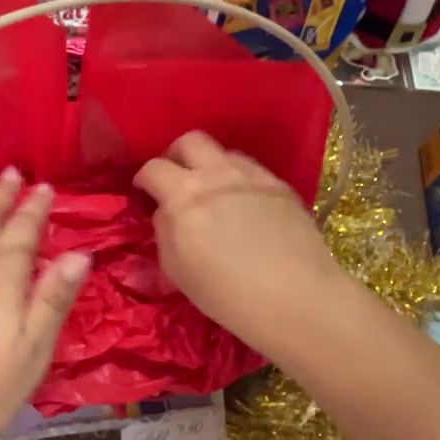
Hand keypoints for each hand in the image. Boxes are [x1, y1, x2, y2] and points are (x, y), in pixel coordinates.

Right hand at [134, 132, 344, 351]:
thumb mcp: (177, 273)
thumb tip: (161, 218)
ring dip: (211, 166)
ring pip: (224, 152)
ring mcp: (252, 177)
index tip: (143, 195)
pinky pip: (252, 170)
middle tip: (175, 181)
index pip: (153, 168)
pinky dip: (239, 180)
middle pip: (189, 141)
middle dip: (176, 156)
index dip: (143, 180)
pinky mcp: (280, 186)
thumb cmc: (226, 293)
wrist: (296, 298)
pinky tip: (244, 206)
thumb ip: (163, 237)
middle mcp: (217, 175)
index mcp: (183, 195)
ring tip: (212, 193)